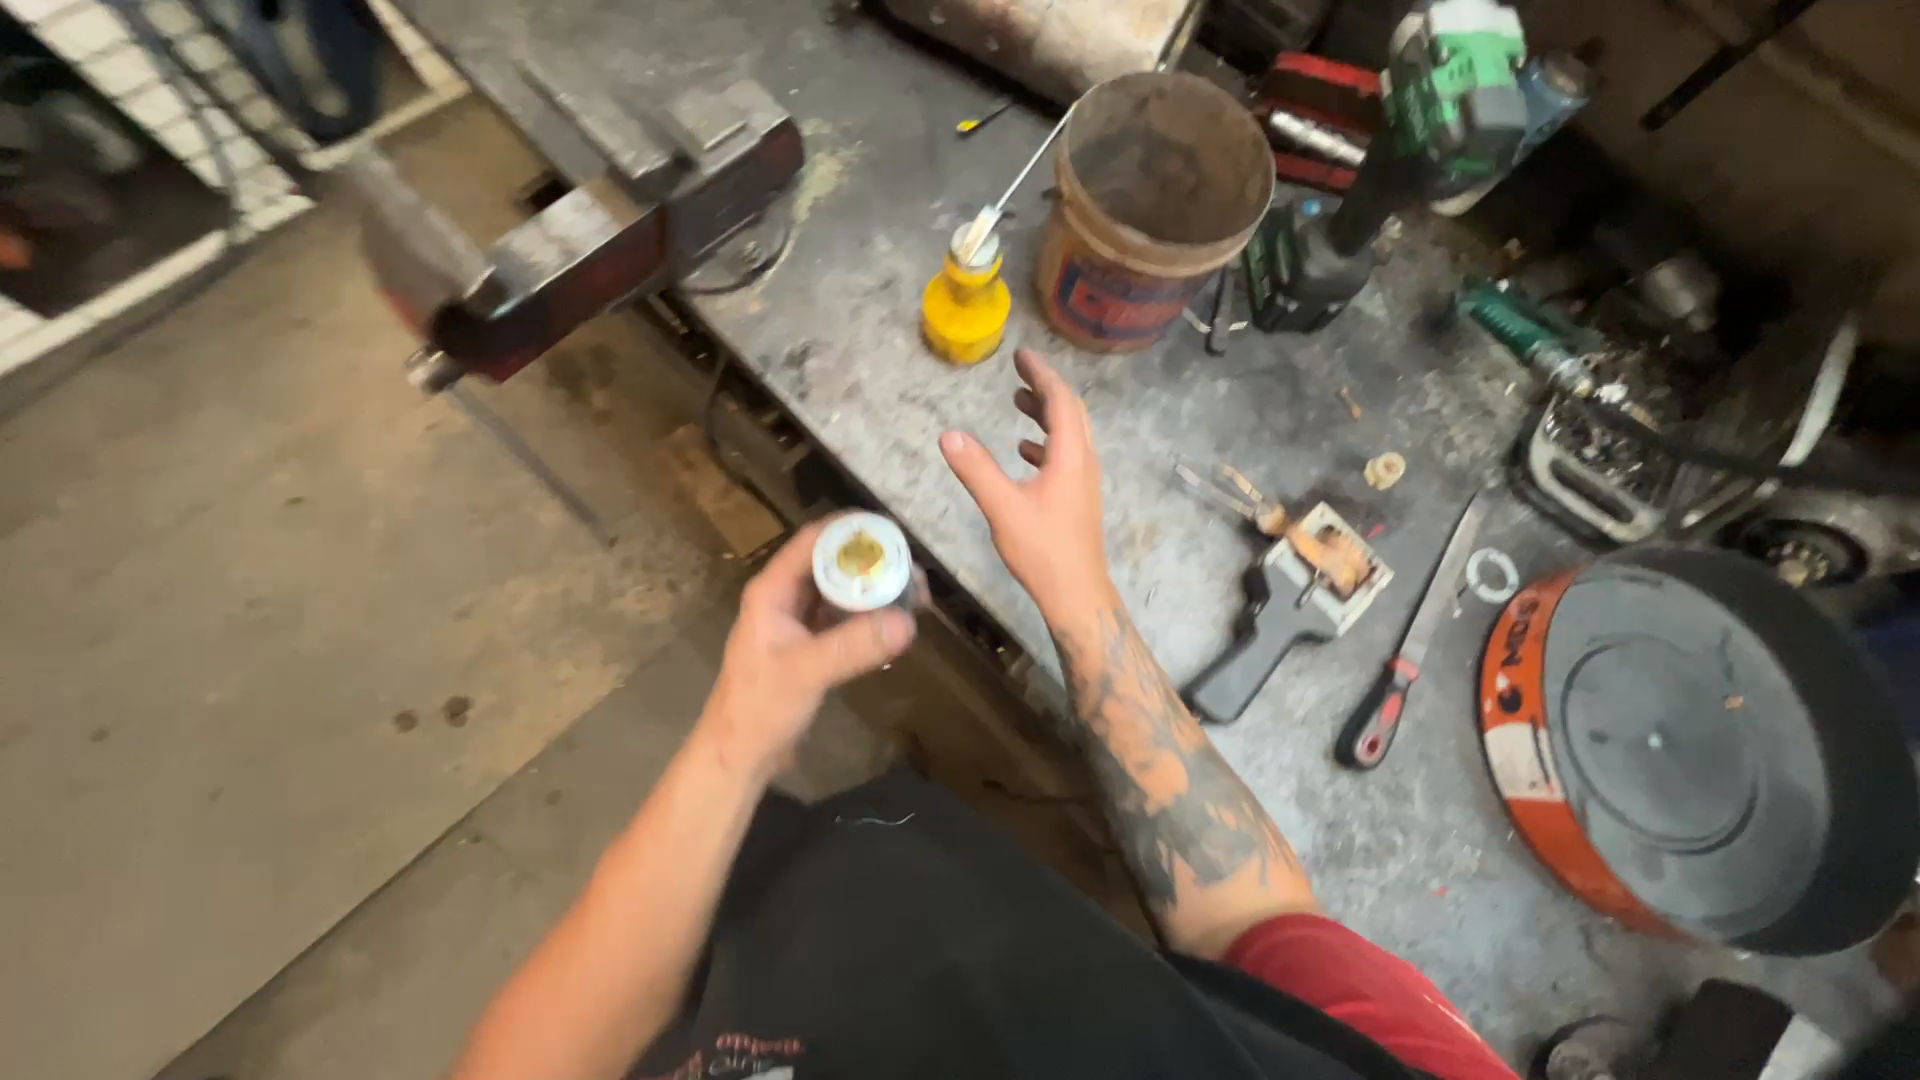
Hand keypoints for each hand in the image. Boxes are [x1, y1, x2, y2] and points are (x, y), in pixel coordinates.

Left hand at [697, 517, 917, 778]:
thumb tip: (906, 622)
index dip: (850, 530)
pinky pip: (846, 619)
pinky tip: (898, 624)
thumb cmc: (758, 708)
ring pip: (843, 591)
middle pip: (834, 564)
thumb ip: (852, 646)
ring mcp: (800, 622)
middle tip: (915, 574)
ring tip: (916, 596)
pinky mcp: (813, 646)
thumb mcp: (805, 673)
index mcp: (773, 591)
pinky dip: (871, 617)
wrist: (740, 755)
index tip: (893, 532)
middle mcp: (787, 598)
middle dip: (873, 563)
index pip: (813, 542)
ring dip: (876, 590)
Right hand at [940, 348, 1115, 619]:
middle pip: (1071, 411)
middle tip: (1019, 372)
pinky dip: (1046, 443)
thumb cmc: (1043, 549)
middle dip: (1045, 388)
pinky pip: (1066, 456)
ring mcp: (1085, 481)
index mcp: (1071, 455)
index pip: (1061, 401)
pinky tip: (1024, 452)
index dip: (1041, 374)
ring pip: (1070, 434)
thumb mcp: (1002, 507)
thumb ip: (976, 469)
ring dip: (1046, 415)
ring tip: (1017, 403)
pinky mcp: (1079, 497)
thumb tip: (948, 435)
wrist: (1076, 592)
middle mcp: (1084, 461)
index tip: (1022, 355)